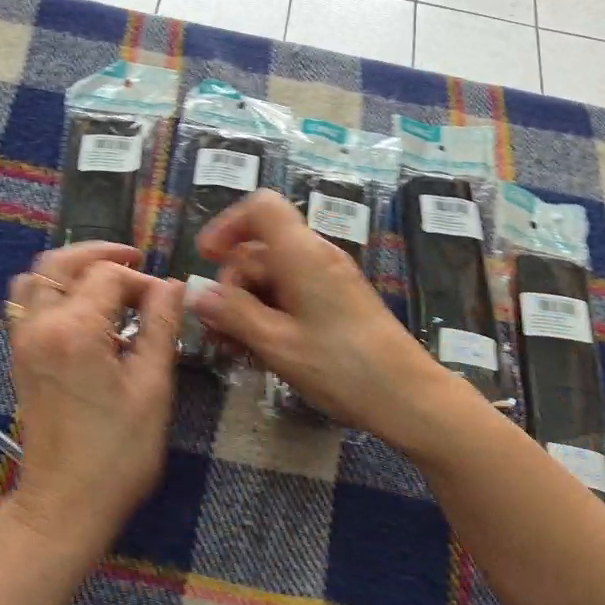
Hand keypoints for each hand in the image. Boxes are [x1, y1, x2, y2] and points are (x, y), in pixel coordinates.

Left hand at [2, 242, 183, 549]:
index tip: (167, 303)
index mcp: (74, 330)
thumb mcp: (152, 387)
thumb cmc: (117, 452)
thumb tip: (173, 285)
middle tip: (135, 261)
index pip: (108, 275)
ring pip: (35, 279)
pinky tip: (83, 311)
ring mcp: (22, 342)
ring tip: (106, 281)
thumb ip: (161, 327)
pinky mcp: (19, 359)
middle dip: (100, 255)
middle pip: (60, 263)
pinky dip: (51, 292)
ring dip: (70, 270)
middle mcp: (39, 325)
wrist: (65, 504)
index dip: (142, 281)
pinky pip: (25, 304)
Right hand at [189, 190, 463, 441]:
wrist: (407, 396)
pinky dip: (271, 313)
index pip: (261, 208)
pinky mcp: (339, 302)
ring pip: (275, 275)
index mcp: (301, 254)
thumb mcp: (277, 344)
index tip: (206, 258)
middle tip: (216, 328)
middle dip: (232, 282)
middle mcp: (317, 256)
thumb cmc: (341, 367)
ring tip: (234, 346)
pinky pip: (294, 294)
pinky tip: (261, 349)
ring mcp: (330, 279)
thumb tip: (197, 293)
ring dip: (248, 304)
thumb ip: (234, 314)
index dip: (228, 224)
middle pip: (261, 247)